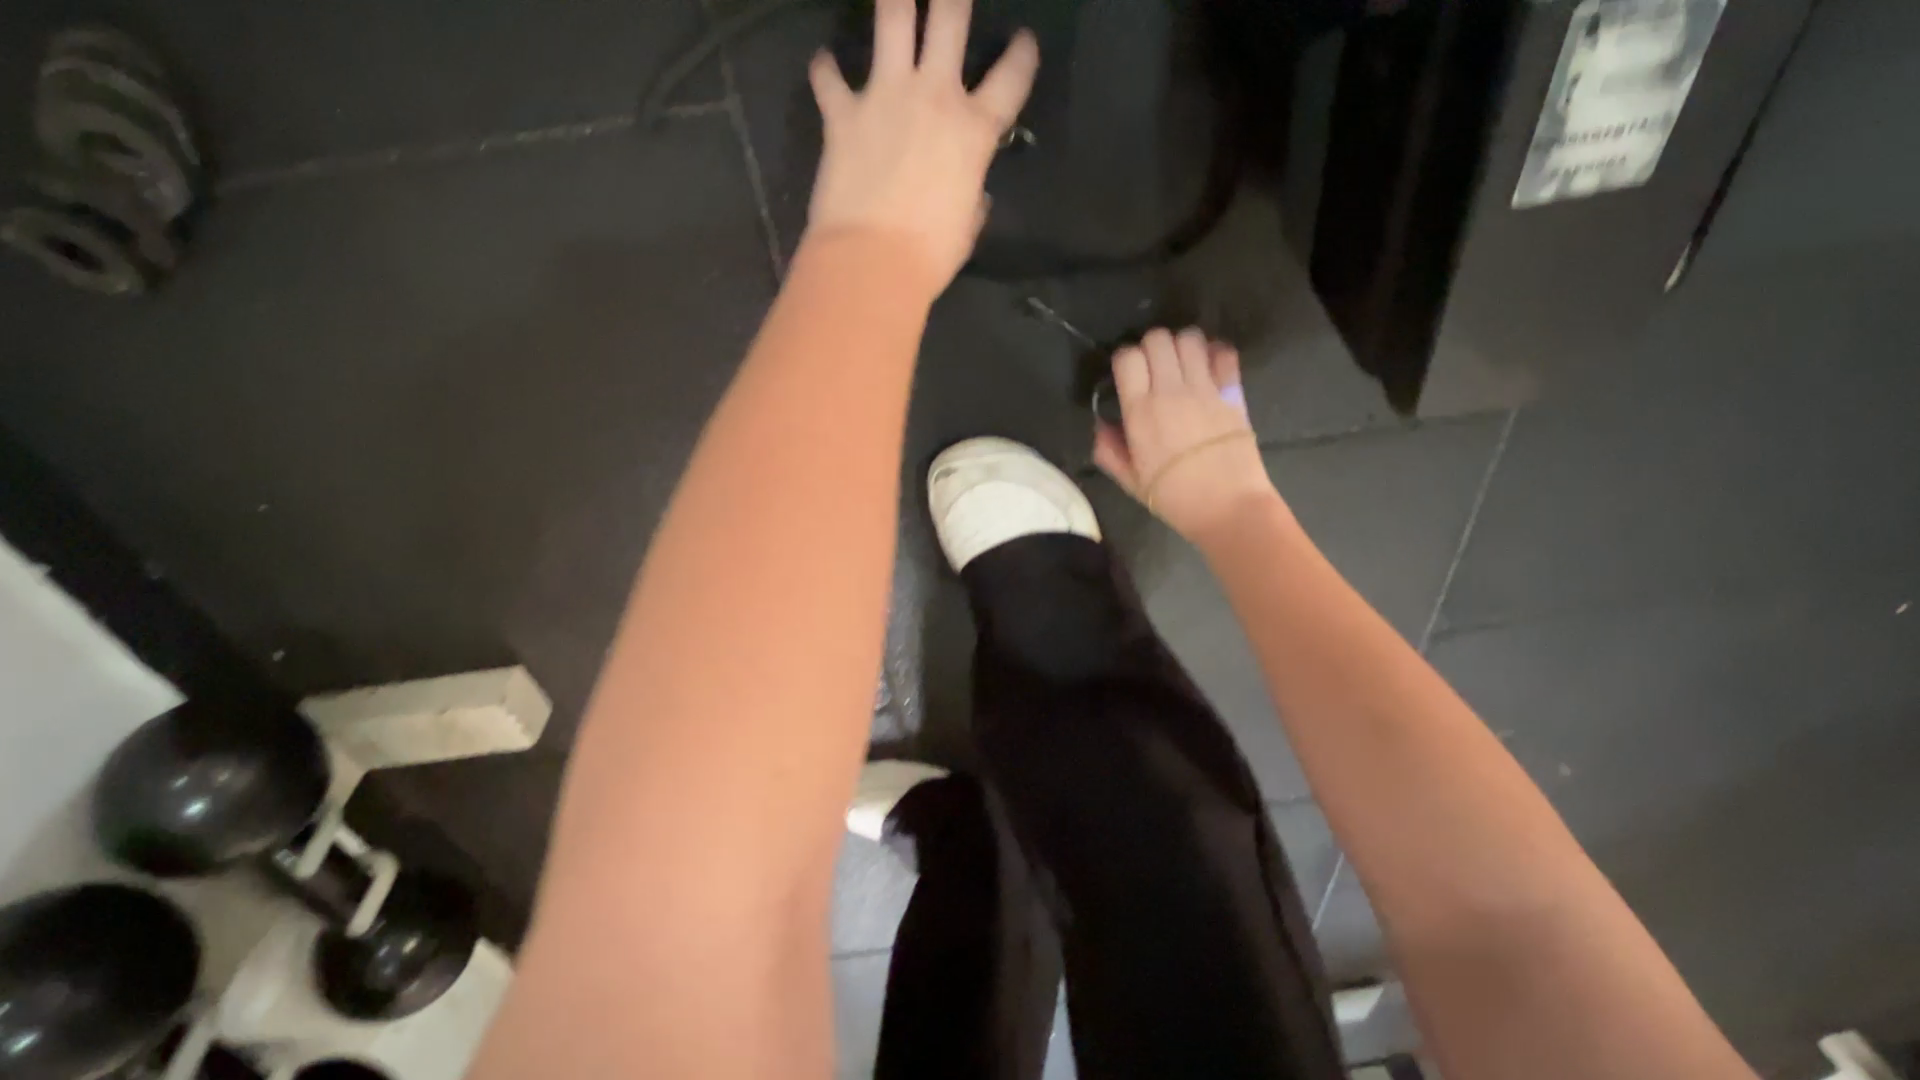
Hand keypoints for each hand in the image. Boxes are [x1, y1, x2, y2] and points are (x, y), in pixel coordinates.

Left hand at [803, 0, 1039, 290]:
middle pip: (950, 18)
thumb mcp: (967, 224)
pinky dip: (826, 69)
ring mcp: (885, 98)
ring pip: (891, 19)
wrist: (872, 261)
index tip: (1024, 40)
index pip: (1012, 77)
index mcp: (975, 130)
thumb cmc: (930, 253)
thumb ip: (972, 194)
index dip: (1023, 54)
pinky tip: (825, 63)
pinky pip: (829, 77)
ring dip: (893, 0)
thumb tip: (971, 192)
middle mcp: (935, 97)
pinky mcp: (842, 113)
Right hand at [1093, 328, 1285, 543]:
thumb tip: (1101, 426)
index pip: (1127, 357)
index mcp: (1141, 412)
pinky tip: (1209, 368)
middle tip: (1156, 367)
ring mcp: (1205, 389)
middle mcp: (1171, 392)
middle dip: (1152, 346)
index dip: (1125, 359)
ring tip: (1182, 363)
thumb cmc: (1176, 498)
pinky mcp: (1233, 392)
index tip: (1129, 376)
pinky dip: (1215, 352)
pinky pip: (1224, 353)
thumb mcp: (1131, 482)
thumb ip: (1109, 451)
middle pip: (1157, 338)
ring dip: (1182, 345)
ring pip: (1189, 338)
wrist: (1229, 508)